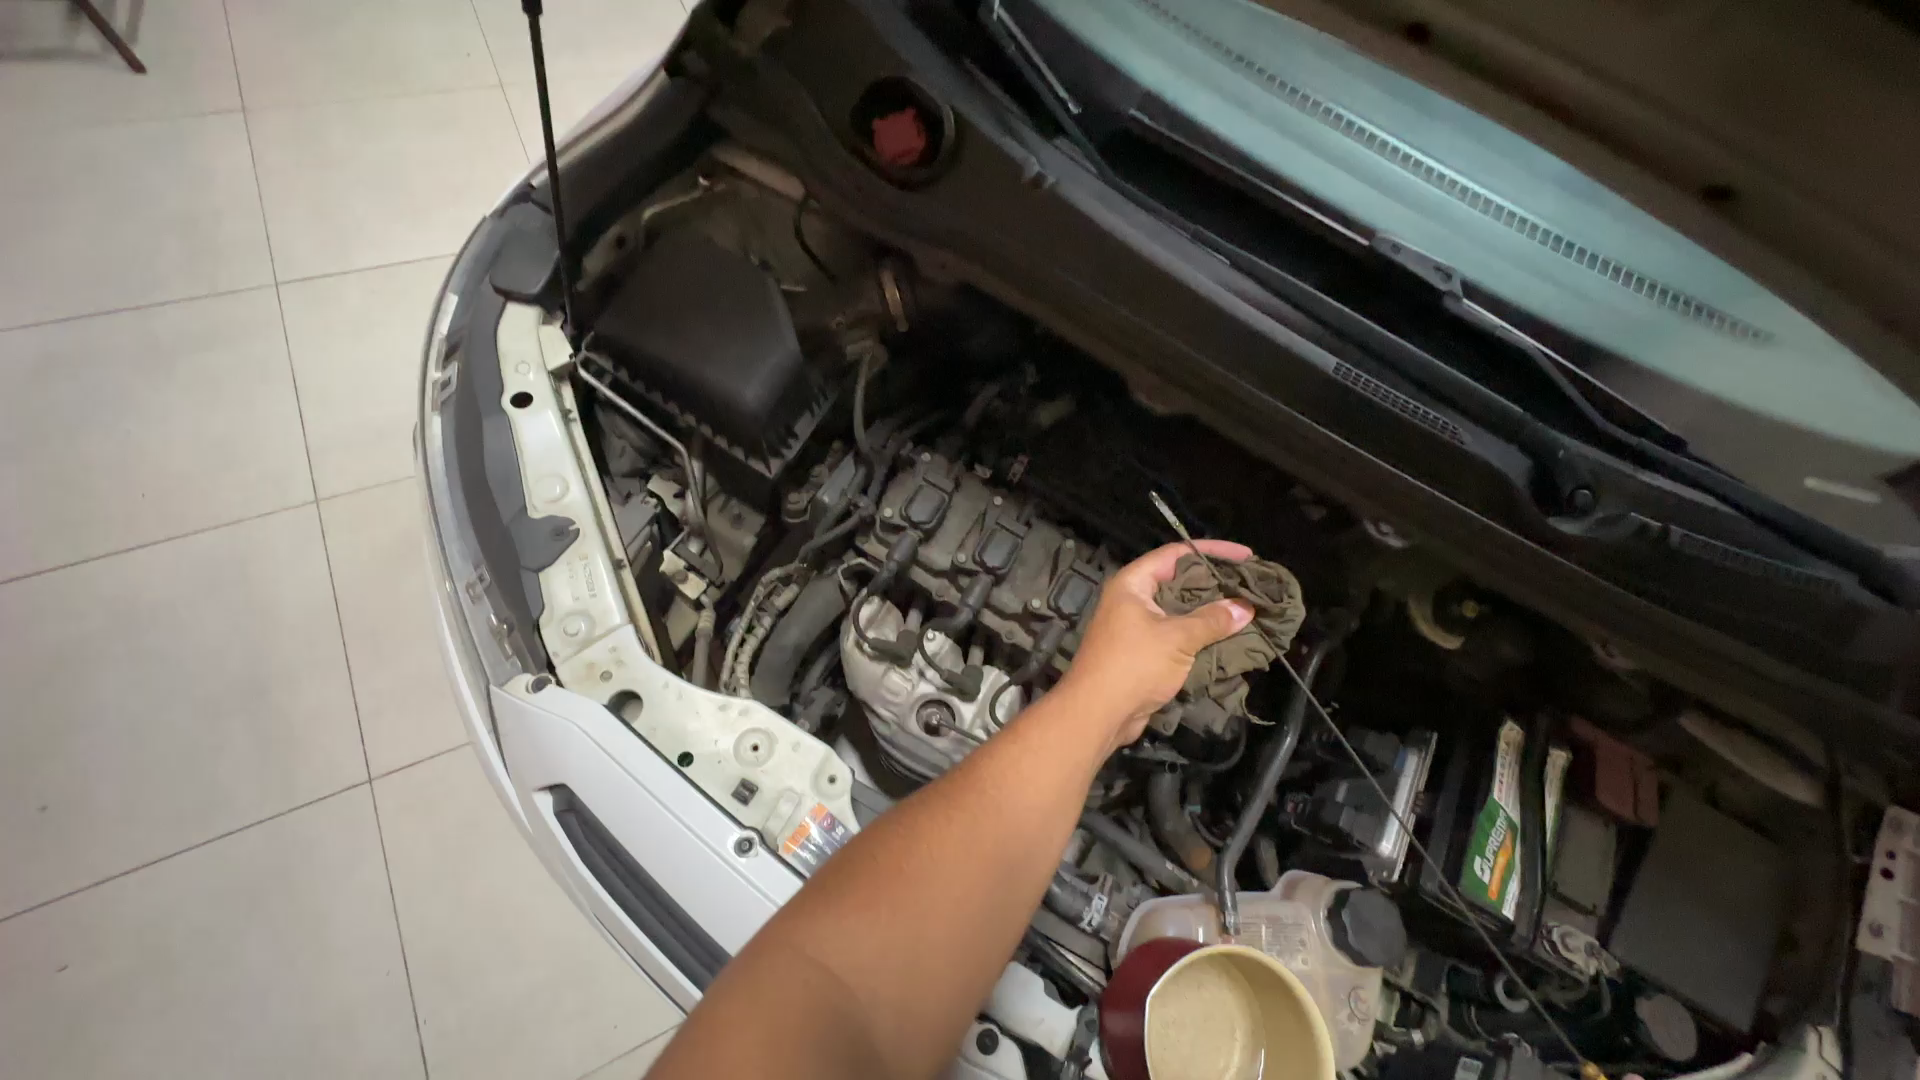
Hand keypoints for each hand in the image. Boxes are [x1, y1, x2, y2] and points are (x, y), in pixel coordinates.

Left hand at [1052, 540, 1253, 753]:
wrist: (1097, 713)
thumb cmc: (1133, 665)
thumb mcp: (1176, 638)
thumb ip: (1211, 620)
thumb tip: (1244, 607)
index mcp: (1132, 584)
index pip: (1175, 554)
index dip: (1211, 551)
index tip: (1246, 555)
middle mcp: (1132, 600)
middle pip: (1179, 582)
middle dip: (1214, 583)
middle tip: (1251, 585)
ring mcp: (1136, 627)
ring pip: (1180, 611)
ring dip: (1210, 613)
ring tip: (1247, 610)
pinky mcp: (1144, 653)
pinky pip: (1177, 635)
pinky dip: (1200, 635)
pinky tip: (1229, 638)